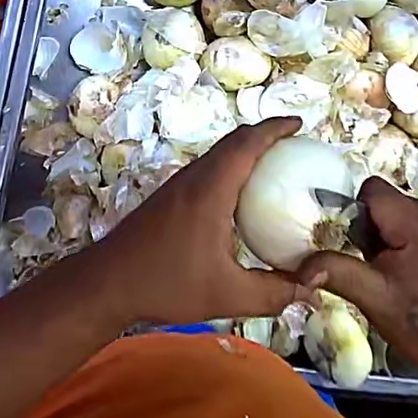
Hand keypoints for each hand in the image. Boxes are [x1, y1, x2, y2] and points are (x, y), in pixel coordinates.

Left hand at [78, 117, 310, 327]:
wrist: (108, 281)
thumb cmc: (167, 282)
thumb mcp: (227, 294)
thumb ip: (273, 293)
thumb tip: (309, 290)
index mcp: (211, 189)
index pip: (248, 144)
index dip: (275, 128)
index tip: (299, 123)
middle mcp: (195, 177)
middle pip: (234, 141)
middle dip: (265, 134)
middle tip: (294, 142)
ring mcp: (179, 184)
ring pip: (219, 153)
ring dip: (246, 149)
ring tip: (275, 163)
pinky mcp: (170, 196)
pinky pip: (209, 167)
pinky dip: (231, 165)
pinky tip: (241, 193)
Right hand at [298, 177, 417, 387]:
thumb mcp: (377, 302)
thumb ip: (338, 273)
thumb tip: (301, 267)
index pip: (373, 191)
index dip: (361, 216)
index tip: (366, 252)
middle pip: (395, 204)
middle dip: (383, 230)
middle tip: (388, 272)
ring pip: (416, 214)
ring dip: (406, 236)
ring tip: (414, 278)